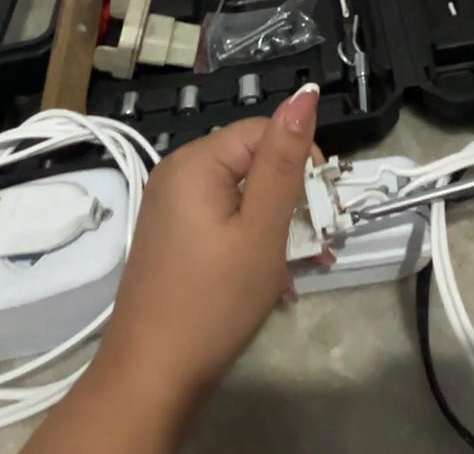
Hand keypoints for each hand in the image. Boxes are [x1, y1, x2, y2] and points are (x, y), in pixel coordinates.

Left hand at [99, 86, 318, 396]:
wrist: (151, 379)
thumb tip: (305, 94)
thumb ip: (285, 160)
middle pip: (254, 160)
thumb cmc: (214, 301)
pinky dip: (253, 238)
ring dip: (279, 223)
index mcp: (197, 162)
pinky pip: (225, 217)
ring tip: (304, 264)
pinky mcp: (174, 234)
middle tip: (319, 241)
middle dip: (293, 196)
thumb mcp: (262, 229)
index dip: (302, 161)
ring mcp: (173, 205)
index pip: (265, 131)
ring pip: (244, 193)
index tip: (321, 208)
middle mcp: (179, 172)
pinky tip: (274, 276)